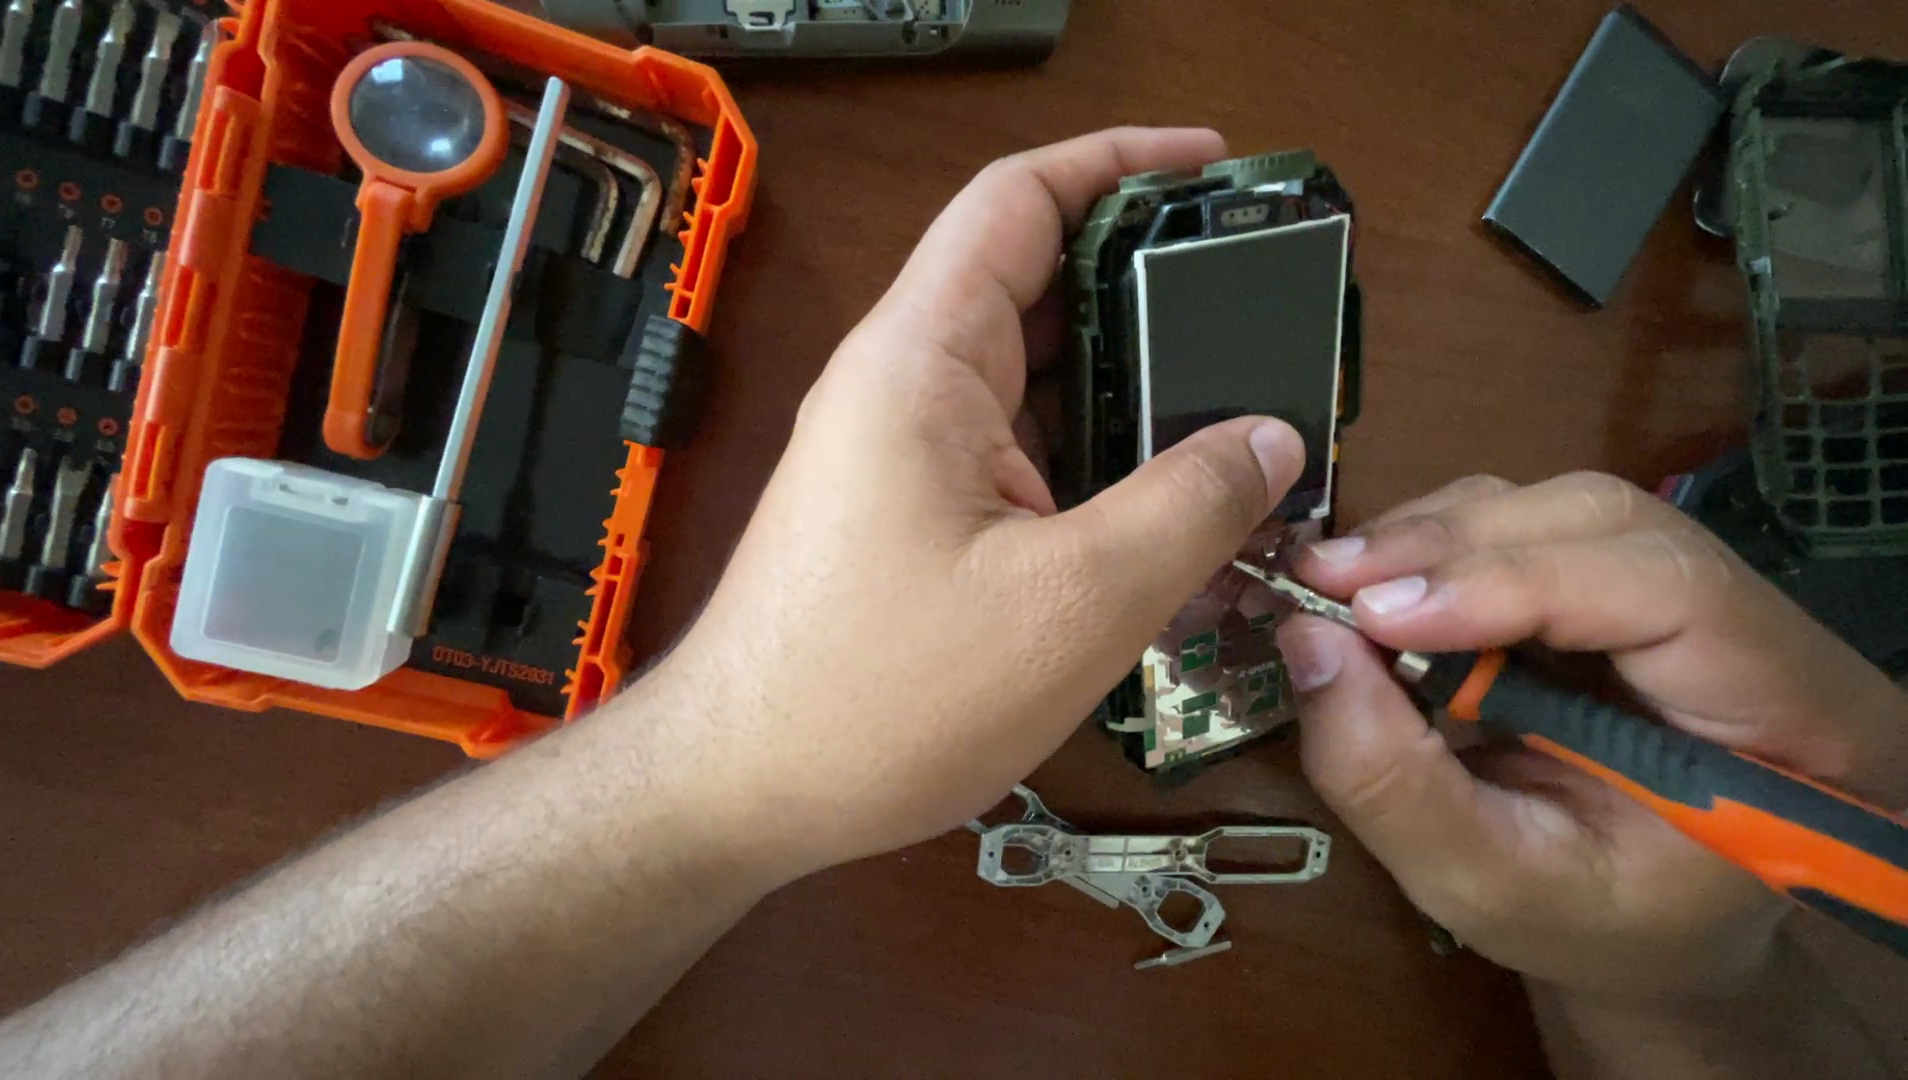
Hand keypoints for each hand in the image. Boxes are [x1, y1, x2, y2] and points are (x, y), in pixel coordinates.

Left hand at [644, 129, 1306, 879]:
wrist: (745, 784)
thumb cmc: (887, 695)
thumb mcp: (1072, 602)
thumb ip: (1186, 507)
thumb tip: (1267, 440)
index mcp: (922, 361)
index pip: (1020, 202)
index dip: (1120, 163)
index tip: (1217, 167)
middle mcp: (904, 390)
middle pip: (1037, 298)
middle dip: (1149, 304)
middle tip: (1256, 334)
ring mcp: (902, 457)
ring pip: (1033, 393)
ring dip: (1125, 407)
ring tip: (1231, 433)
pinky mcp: (908, 517)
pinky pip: (1014, 464)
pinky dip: (1086, 474)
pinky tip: (1155, 516)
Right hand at [1276, 472, 1907, 1000]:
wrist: (1636, 915)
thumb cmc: (1585, 920)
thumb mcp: (1478, 882)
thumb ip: (1388, 778)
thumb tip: (1305, 640)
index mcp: (1788, 717)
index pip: (1667, 592)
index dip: (1509, 584)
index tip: (1372, 616)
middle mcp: (1745, 622)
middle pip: (1597, 520)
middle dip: (1445, 544)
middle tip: (1322, 581)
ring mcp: (1667, 585)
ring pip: (1542, 505)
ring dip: (1421, 536)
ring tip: (1332, 585)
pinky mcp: (1594, 576)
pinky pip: (1503, 521)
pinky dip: (1418, 543)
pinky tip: (1368, 588)